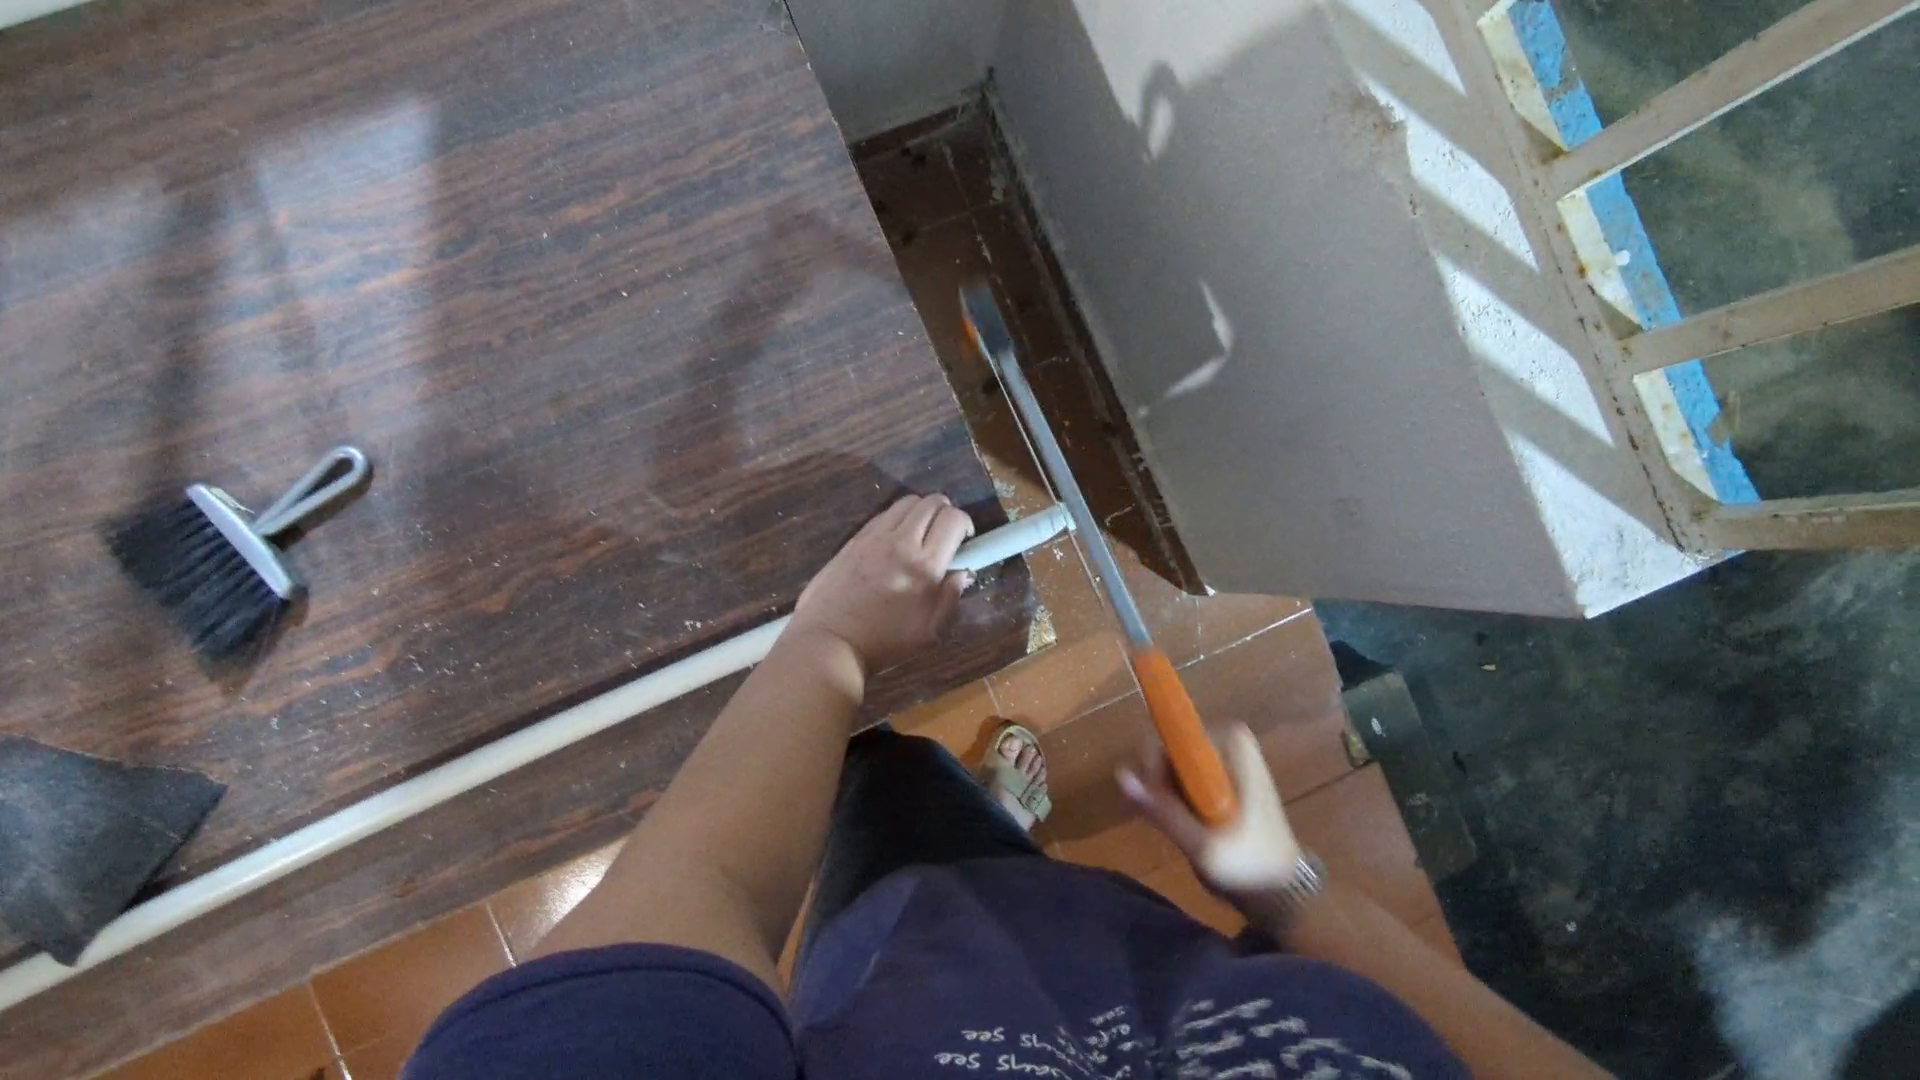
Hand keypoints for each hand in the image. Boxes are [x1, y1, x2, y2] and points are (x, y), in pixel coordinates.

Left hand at [787, 494, 973, 676]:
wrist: (829, 642)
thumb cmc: (884, 643)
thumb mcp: (930, 633)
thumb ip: (951, 599)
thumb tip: (962, 573)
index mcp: (924, 566)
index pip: (953, 519)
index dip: (965, 523)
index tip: (964, 540)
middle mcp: (901, 542)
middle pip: (931, 502)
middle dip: (946, 511)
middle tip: (945, 533)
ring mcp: (874, 537)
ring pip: (906, 502)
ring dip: (921, 511)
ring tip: (920, 534)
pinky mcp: (853, 540)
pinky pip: (883, 515)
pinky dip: (897, 519)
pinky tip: (894, 541)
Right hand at [1118, 724, 1305, 906]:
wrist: (1284, 892)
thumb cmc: (1249, 865)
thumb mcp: (1202, 844)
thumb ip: (1161, 809)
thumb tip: (1120, 775)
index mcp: (1232, 743)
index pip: (1170, 739)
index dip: (1156, 770)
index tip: (1160, 804)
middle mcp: (1229, 741)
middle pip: (1169, 751)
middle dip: (1162, 786)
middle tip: (1173, 823)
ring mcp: (1227, 758)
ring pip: (1172, 767)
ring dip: (1169, 798)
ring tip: (1186, 831)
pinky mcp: (1224, 776)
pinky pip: (1183, 777)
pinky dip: (1178, 801)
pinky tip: (1189, 828)